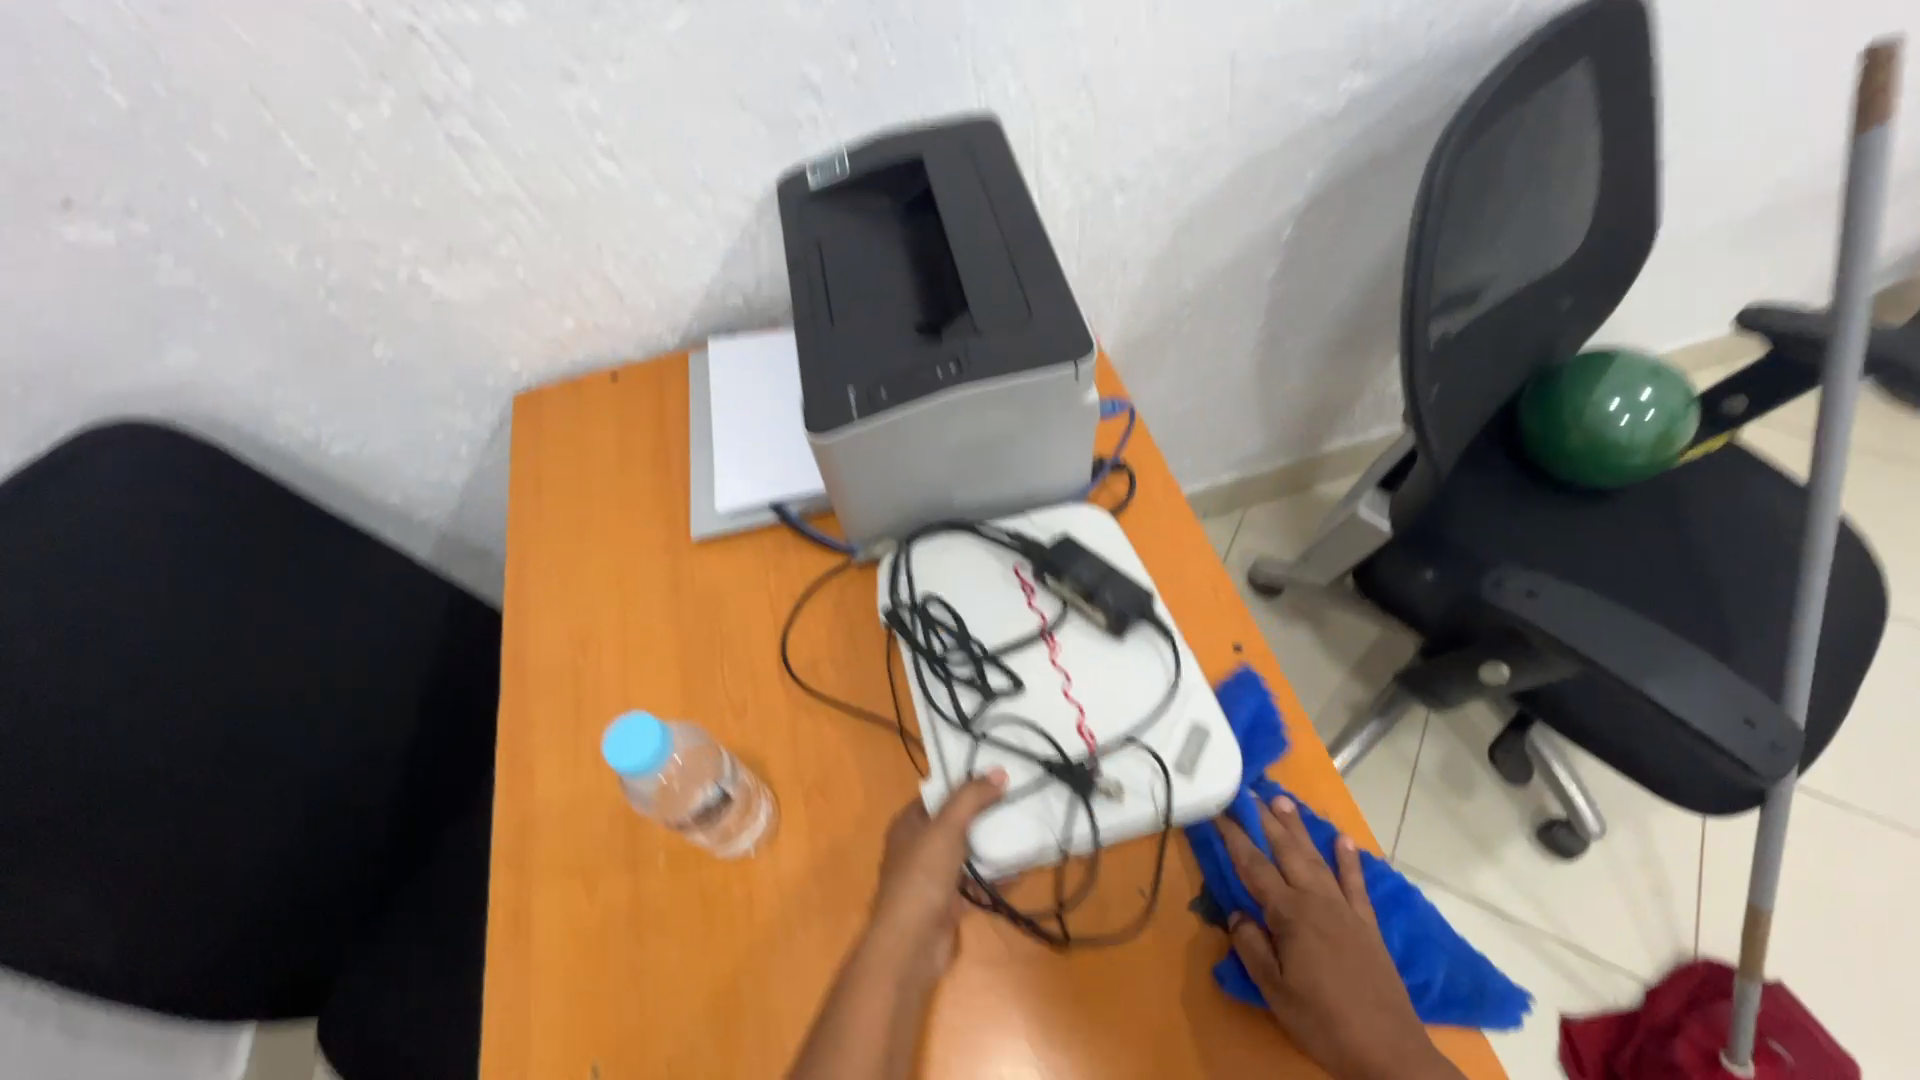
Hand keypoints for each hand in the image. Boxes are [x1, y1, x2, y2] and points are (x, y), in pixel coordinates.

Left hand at [863, 769, 1007, 986]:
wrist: (910, 945)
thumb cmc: (922, 877)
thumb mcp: (946, 829)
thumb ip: (971, 799)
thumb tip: (998, 771)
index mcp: (908, 825)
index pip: (938, 796)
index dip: (965, 785)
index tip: (998, 776)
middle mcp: (918, 848)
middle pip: (956, 825)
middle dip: (985, 817)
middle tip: (1018, 802)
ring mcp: (933, 879)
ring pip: (968, 856)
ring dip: (993, 848)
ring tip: (1025, 832)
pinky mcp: (949, 904)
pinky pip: (976, 885)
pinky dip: (995, 880)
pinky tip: (1021, 871)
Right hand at [1218, 795, 1464, 1079]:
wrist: (1388, 1051)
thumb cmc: (1322, 1021)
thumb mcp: (1274, 990)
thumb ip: (1251, 946)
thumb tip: (1237, 912)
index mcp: (1290, 915)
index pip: (1254, 866)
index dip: (1234, 837)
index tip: (1218, 809)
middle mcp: (1317, 901)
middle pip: (1286, 852)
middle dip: (1265, 820)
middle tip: (1248, 791)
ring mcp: (1345, 910)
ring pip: (1317, 859)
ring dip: (1299, 829)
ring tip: (1283, 800)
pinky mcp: (1367, 925)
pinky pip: (1355, 884)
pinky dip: (1348, 861)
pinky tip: (1343, 840)